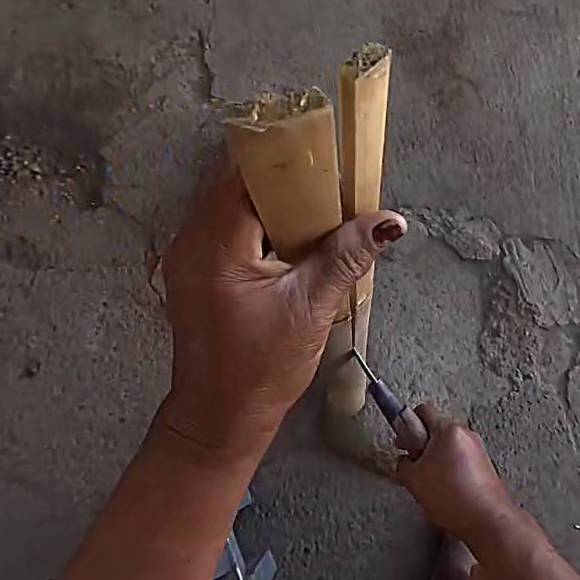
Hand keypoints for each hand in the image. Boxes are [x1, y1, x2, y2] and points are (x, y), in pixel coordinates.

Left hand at [156, 170, 406, 460]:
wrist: (221, 417)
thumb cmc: (261, 369)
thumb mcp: (310, 309)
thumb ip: (346, 257)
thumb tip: (389, 221)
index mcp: (215, 246)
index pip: (249, 177)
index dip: (290, 164)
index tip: (330, 162)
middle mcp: (192, 241)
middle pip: (240, 185)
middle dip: (288, 182)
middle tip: (333, 187)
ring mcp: (190, 254)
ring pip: (235, 204)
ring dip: (277, 203)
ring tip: (320, 210)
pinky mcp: (199, 269)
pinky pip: (231, 227)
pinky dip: (264, 224)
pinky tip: (295, 238)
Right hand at [393, 404, 520, 541]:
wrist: (486, 521)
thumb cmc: (453, 497)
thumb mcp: (413, 479)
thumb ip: (402, 464)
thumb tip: (403, 461)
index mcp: (449, 429)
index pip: (422, 411)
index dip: (406, 424)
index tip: (401, 441)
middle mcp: (466, 434)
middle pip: (435, 429)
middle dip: (420, 446)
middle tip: (411, 465)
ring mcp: (476, 449)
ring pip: (447, 447)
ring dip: (434, 460)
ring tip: (428, 483)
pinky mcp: (482, 466)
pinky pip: (459, 460)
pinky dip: (448, 470)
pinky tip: (443, 492)